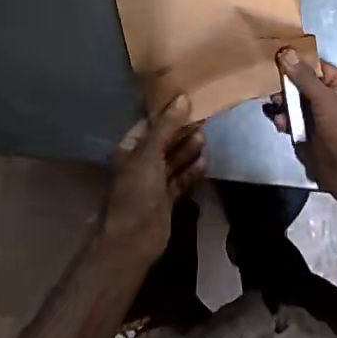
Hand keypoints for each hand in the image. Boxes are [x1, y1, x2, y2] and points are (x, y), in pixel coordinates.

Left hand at [101, 94, 206, 264]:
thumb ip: (167, 126)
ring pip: (174, 160)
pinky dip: (192, 171)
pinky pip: (182, 179)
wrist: (132, 240)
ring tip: (205, 137)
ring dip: (188, 149)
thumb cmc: (136, 191)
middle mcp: (141, 163)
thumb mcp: (150, 153)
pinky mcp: (167, 199)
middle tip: (203, 118)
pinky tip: (205, 161)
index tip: (188, 100)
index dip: (167, 113)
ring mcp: (154, 182)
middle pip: (165, 141)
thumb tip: (183, 98)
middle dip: (182, 131)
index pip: (149, 124)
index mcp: (130, 149)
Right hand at [272, 47, 336, 211]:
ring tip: (274, 107)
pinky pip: (294, 122)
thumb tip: (287, 52)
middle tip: (273, 89)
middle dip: (287, 87)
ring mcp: (321, 118)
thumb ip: (305, 78)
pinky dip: (286, 121)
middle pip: (303, 85)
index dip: (298, 62)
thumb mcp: (326, 101)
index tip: (275, 57)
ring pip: (296, 104)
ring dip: (284, 105)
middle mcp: (332, 99)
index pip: (317, 66)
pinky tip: (280, 124)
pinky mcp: (311, 135)